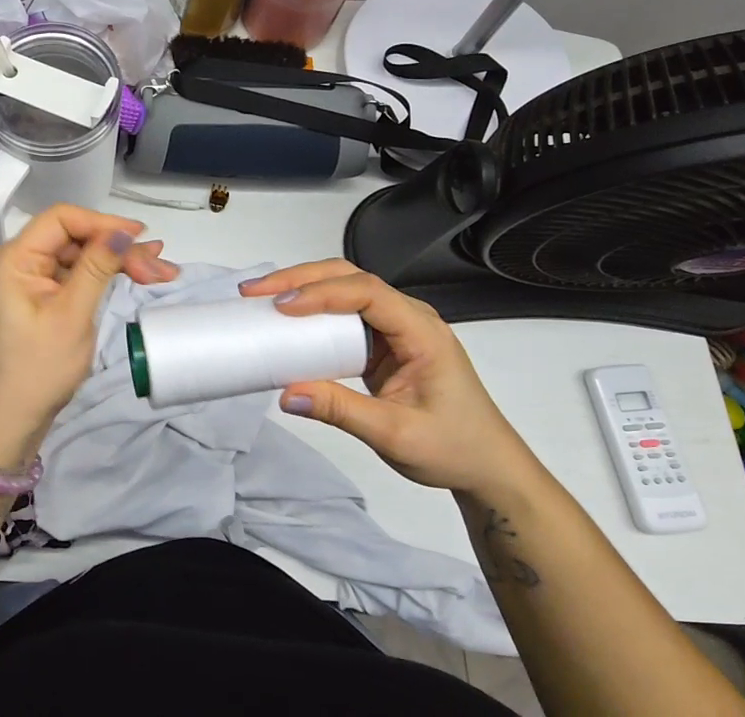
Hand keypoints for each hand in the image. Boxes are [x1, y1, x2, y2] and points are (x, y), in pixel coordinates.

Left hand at [0, 204, 178, 462]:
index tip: (140, 236)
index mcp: (14, 259)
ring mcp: (31, 279)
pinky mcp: (43, 296)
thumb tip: (123, 232)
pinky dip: (106, 276)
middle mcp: (18, 261)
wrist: (16, 415)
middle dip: (118, 247)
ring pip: (81, 255)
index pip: (62, 220)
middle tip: (161, 267)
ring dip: (119, 261)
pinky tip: (137, 276)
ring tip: (161, 272)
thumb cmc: (41, 367)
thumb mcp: (73, 315)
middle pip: (75, 237)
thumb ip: (97, 268)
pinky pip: (77, 274)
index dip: (103, 223)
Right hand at [238, 260, 535, 494]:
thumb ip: (341, 411)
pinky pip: (345, 314)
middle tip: (257, 291)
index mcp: (422, 332)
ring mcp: (397, 329)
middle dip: (302, 279)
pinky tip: (288, 320)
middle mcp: (410, 319)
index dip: (321, 293)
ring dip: (305, 288)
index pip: (367, 293)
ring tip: (263, 298)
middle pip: (352, 278)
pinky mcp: (384, 343)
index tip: (281, 306)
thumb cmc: (452, 448)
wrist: (487, 466)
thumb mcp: (395, 435)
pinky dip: (313, 310)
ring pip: (346, 290)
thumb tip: (287, 394)